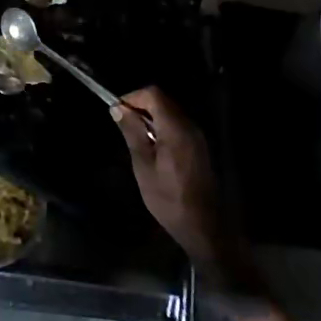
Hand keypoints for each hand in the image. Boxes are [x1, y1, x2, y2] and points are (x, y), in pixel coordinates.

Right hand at [113, 87, 237, 267]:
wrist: (203, 226)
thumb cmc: (168, 199)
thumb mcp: (143, 166)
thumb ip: (132, 133)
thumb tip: (118, 108)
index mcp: (176, 129)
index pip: (154, 94)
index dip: (133, 97)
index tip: (118, 112)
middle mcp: (190, 126)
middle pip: (163, 101)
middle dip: (141, 107)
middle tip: (123, 126)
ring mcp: (197, 136)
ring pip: (170, 112)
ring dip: (151, 118)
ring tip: (135, 138)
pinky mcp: (199, 146)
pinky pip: (178, 125)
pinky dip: (162, 127)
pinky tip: (153, 148)